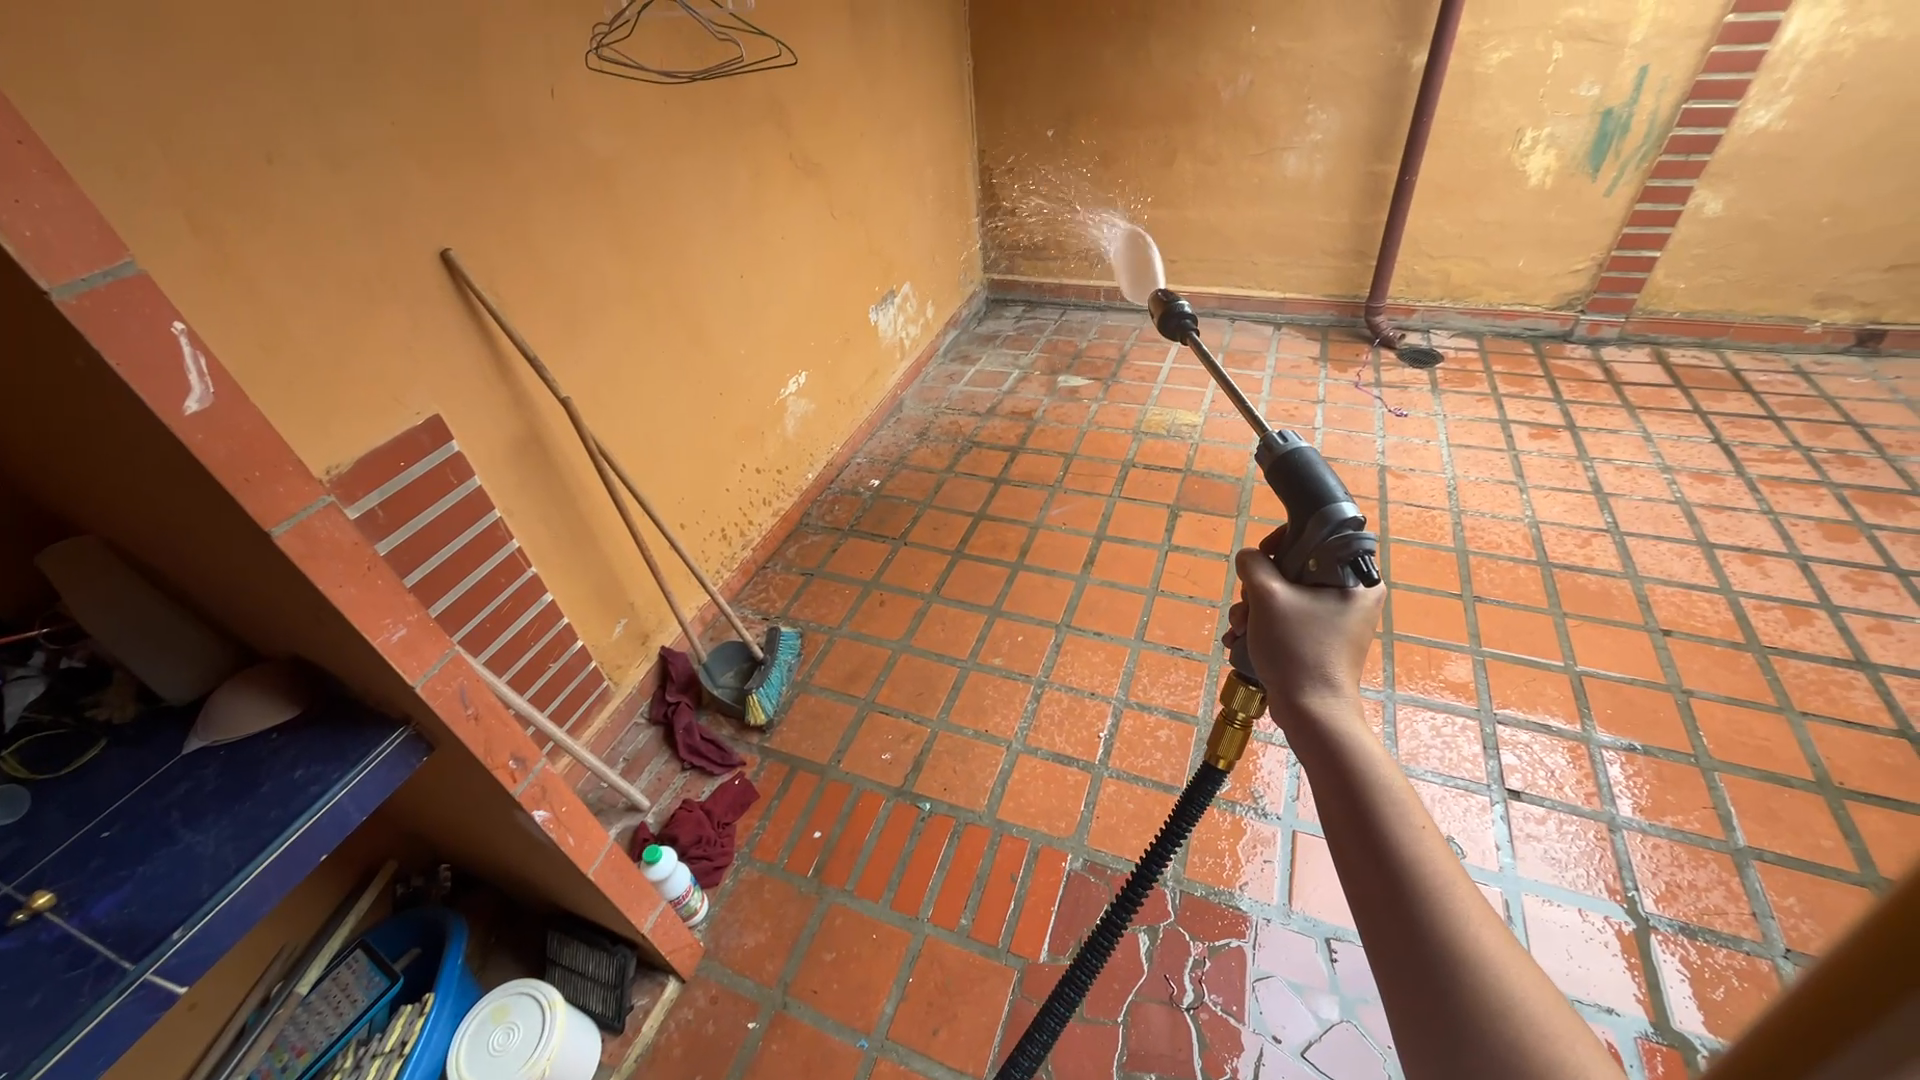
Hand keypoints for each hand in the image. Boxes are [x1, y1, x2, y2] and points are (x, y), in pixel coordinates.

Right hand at [1224, 543, 1383, 734]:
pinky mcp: (1321, 641)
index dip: (1284, 542)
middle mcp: (1353, 597)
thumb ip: (1254, 564)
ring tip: (1239, 628)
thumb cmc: (1297, 648)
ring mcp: (1337, 622)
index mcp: (1358, 579)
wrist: (1310, 710)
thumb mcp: (1269, 597)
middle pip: (1296, 570)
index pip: (1320, 538)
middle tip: (1247, 606)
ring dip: (1254, 609)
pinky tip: (1241, 638)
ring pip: (1287, 596)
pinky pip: (1288, 619)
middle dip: (1259, 588)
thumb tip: (1249, 557)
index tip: (1262, 558)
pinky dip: (1264, 625)